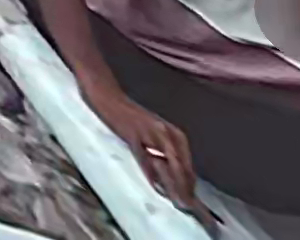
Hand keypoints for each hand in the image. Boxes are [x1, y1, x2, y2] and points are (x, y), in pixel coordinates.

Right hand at [86, 87, 198, 210]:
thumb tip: (172, 177)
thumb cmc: (126, 112)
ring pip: (165, 165)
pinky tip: (154, 184)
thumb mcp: (150, 129)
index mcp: (175, 134)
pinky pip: (144, 157)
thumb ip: (162, 149)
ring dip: (172, 185)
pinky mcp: (131, 132)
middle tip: (188, 208)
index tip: (195, 205)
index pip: (188, 167)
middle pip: (180, 168)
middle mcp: (166, 134)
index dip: (191, 187)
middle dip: (185, 190)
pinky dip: (150, 172)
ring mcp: (149, 132)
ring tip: (176, 202)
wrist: (104, 90)